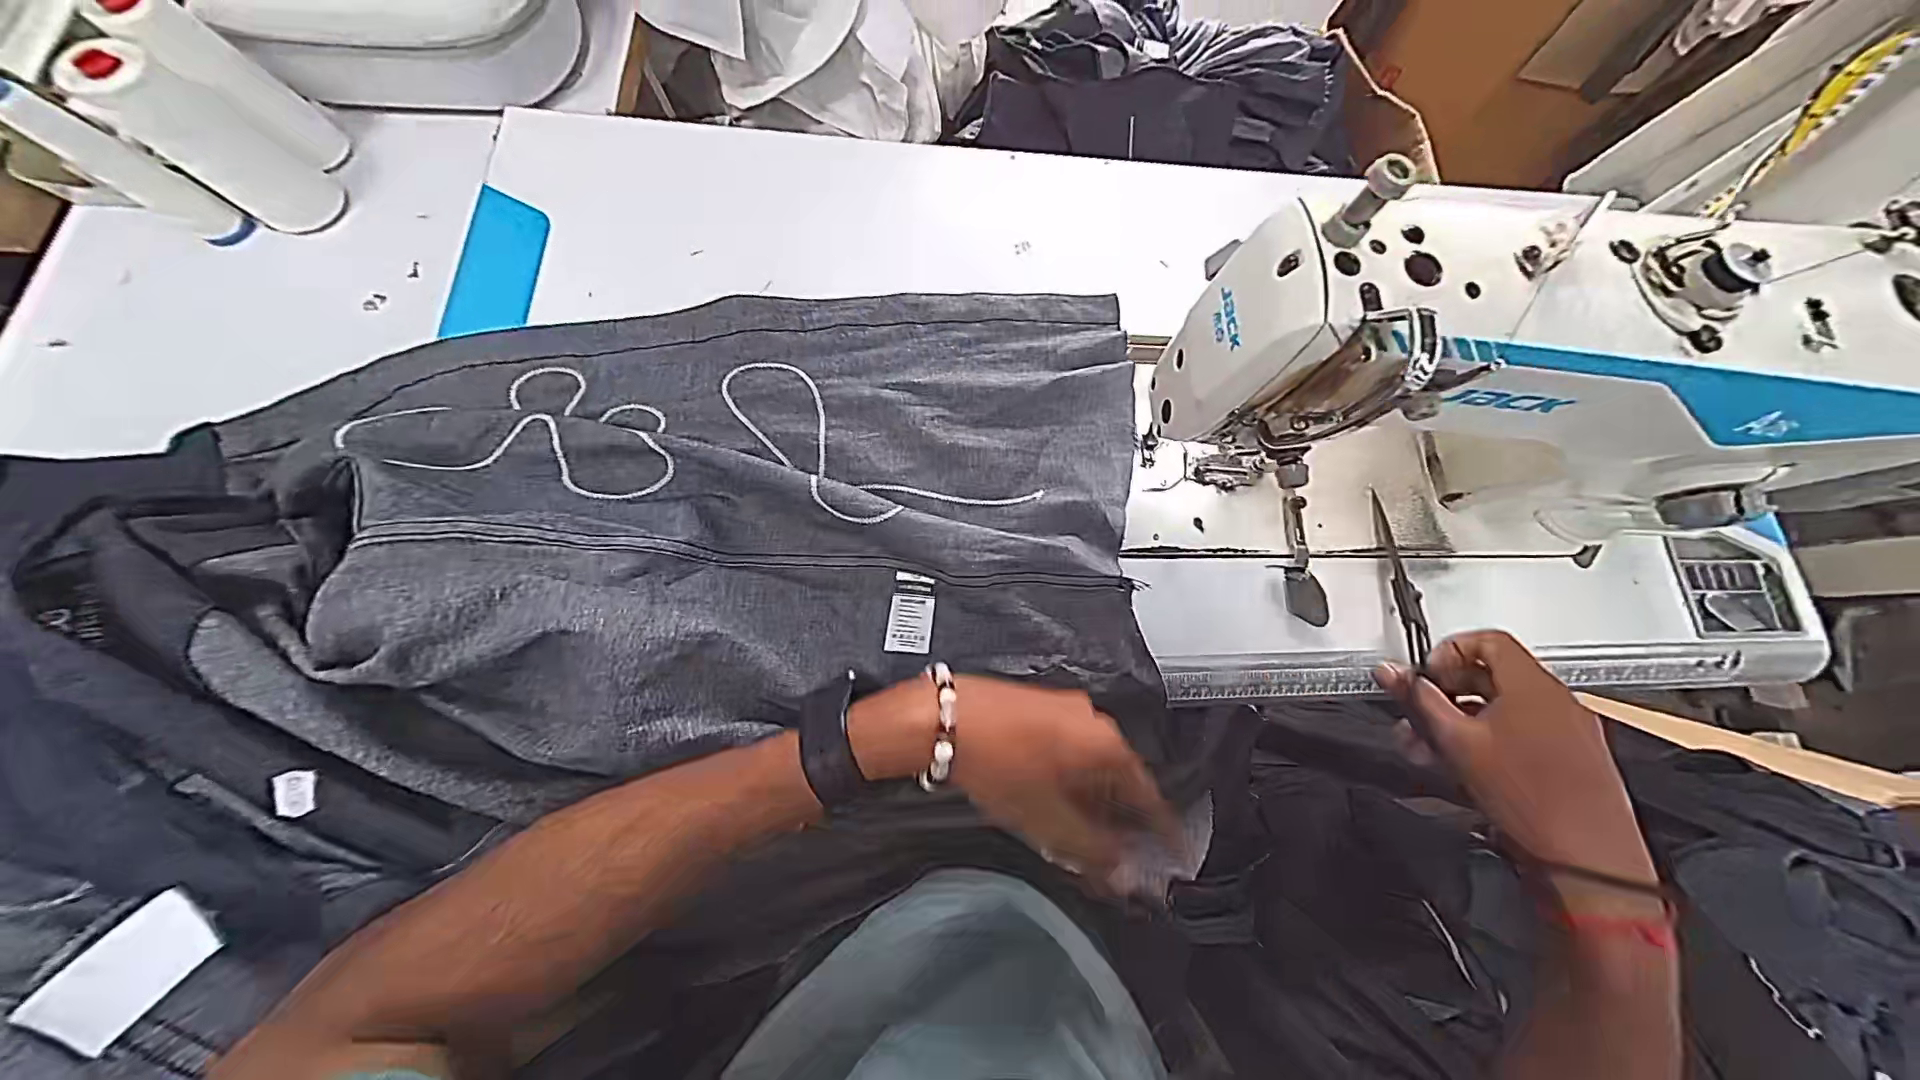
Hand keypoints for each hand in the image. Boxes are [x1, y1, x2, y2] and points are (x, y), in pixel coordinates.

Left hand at [849, 674, 1177, 883]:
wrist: (945, 718)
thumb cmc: (993, 757)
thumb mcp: (1047, 819)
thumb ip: (1091, 850)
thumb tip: (1119, 871)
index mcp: (1104, 742)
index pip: (1148, 795)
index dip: (1162, 829)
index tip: (1171, 850)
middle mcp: (1091, 719)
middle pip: (1119, 778)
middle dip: (1118, 818)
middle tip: (1115, 851)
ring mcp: (1064, 708)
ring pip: (1091, 762)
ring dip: (1090, 798)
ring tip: (1076, 830)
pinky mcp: (1039, 707)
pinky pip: (1068, 746)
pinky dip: (1068, 776)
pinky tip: (1050, 797)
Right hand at [1375, 631, 1660, 913]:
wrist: (1586, 857)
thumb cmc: (1533, 799)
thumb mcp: (1455, 740)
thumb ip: (1419, 700)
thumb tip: (1392, 673)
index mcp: (1534, 687)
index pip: (1487, 641)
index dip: (1448, 652)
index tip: (1426, 677)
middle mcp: (1557, 702)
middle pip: (1490, 674)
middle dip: (1446, 692)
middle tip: (1420, 711)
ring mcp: (1567, 730)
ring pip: (1500, 706)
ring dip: (1459, 719)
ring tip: (1431, 745)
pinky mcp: (1568, 756)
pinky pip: (1518, 731)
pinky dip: (1485, 738)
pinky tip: (1460, 763)